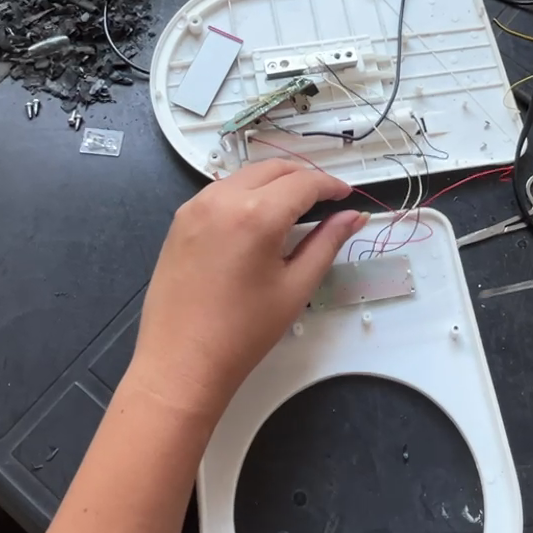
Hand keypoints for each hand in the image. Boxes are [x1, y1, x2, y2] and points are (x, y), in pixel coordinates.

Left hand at [129, 161, 367, 420]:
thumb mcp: (296, 286)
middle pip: (274, 169)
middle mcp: (222, 199)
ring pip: (246, 175)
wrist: (181, 363)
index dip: (331, 185)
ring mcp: (196, 206)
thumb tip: (352, 217)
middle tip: (326, 199)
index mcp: (256, 214)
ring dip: (274, 182)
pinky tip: (258, 219)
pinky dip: (247, 193)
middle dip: (304, 177)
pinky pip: (221, 191)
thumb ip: (327, 242)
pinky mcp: (180, 219)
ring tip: (295, 208)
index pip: (304, 183)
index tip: (347, 195)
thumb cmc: (243, 332)